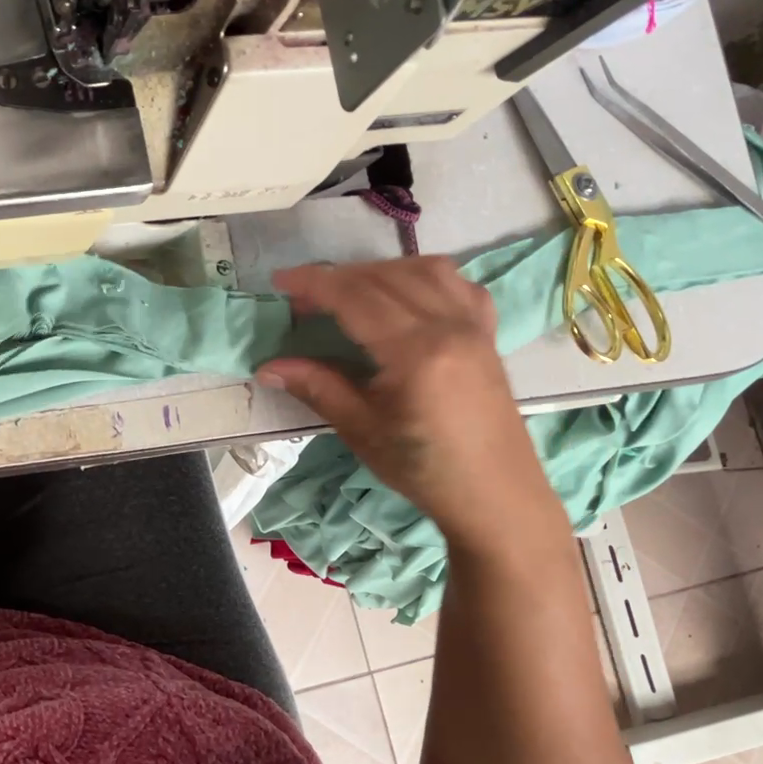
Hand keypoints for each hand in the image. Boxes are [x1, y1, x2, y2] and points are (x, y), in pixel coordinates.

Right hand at [254, 258, 558, 544]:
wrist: (495, 494)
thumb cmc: (422, 468)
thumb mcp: (360, 429)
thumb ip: (317, 387)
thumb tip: (267, 366)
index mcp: (417, 352)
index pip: (357, 297)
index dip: (315, 283)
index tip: (279, 282)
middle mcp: (450, 326)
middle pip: (386, 278)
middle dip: (338, 277)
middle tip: (301, 297)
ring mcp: (474, 326)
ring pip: (423, 270)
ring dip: (378, 271)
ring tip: (346, 292)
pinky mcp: (486, 333)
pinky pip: (454, 284)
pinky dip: (420, 277)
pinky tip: (400, 295)